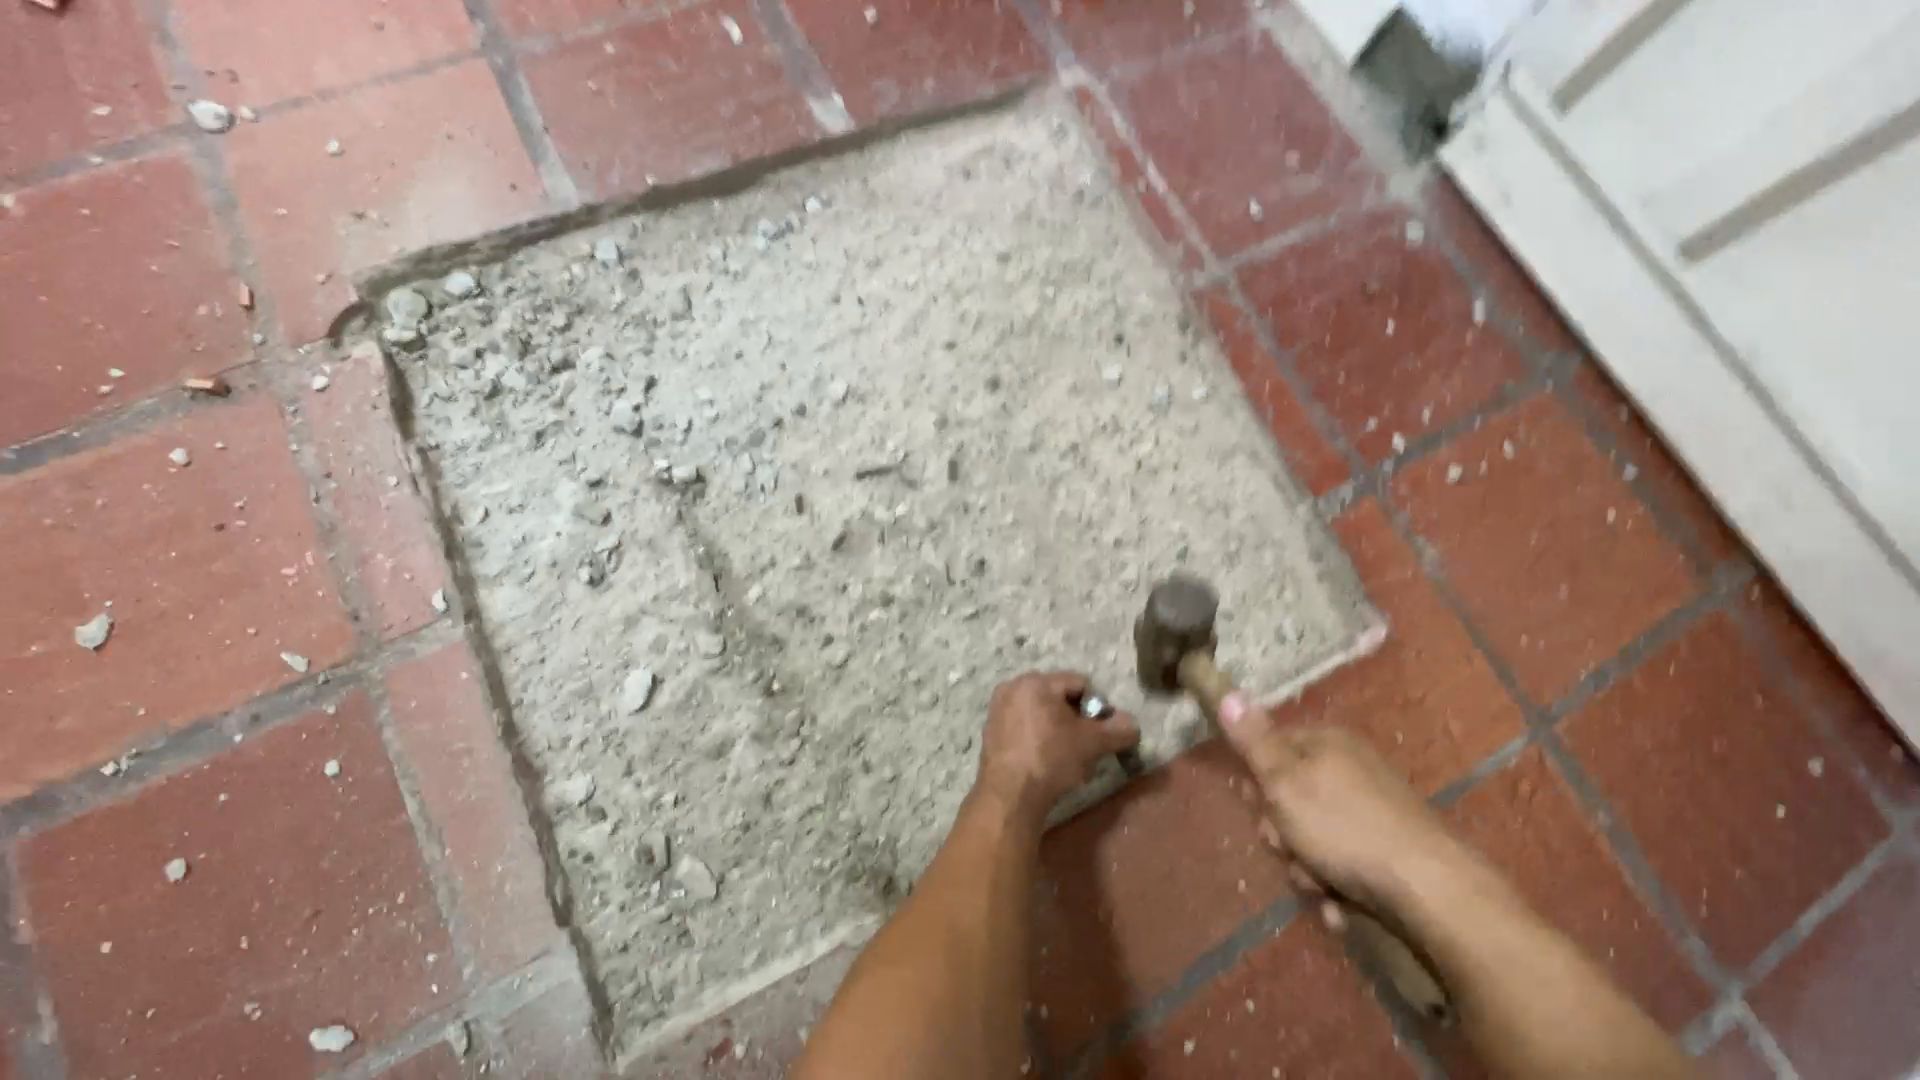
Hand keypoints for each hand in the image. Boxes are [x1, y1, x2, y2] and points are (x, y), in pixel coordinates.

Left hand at [976, 671, 1140, 820]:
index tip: (1101, 731)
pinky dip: (1036, 736)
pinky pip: (1022, 725)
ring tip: (1065, 755)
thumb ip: (1118, 730)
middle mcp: (1013, 687)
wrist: (1010, 794)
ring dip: (1056, 728)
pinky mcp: (990, 730)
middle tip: (1084, 744)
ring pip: (1040, 712)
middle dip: (1075, 717)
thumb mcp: (1093, 744)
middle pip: (1057, 696)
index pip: (1079, 683)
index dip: (1097, 706)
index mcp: (1037, 682)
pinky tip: (1044, 760)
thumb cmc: (1052, 759)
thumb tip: (1133, 724)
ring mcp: (998, 709)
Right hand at [1217, 692, 1467, 917]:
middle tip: (1288, 849)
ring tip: (1319, 885)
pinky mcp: (1389, 847)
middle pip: (1291, 797)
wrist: (1428, 888)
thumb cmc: (1344, 828)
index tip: (1256, 807)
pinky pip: (1343, 861)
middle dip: (1282, 833)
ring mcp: (1373, 809)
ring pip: (1313, 836)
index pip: (1272, 748)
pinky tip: (1339, 903)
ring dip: (1306, 866)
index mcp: (1327, 743)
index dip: (1257, 782)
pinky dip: (1335, 883)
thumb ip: (1253, 742)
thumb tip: (1228, 693)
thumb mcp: (1285, 781)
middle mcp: (1352, 768)